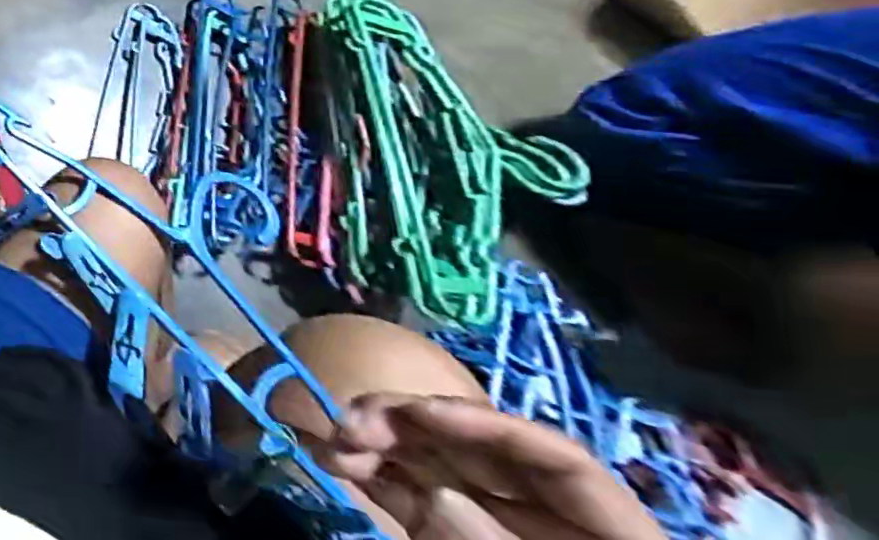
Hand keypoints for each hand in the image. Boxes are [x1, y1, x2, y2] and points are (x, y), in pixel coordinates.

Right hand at [320, 394, 665, 539]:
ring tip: (333, 444)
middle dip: (407, 423)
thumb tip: (440, 499)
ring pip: (430, 458)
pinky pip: (407, 489)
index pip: (557, 460)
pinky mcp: (441, 530)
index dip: (489, 424)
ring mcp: (485, 521)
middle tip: (351, 423)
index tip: (420, 413)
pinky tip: (337, 461)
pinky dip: (370, 470)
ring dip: (376, 440)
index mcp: (607, 537)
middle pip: (477, 447)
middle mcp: (542, 517)